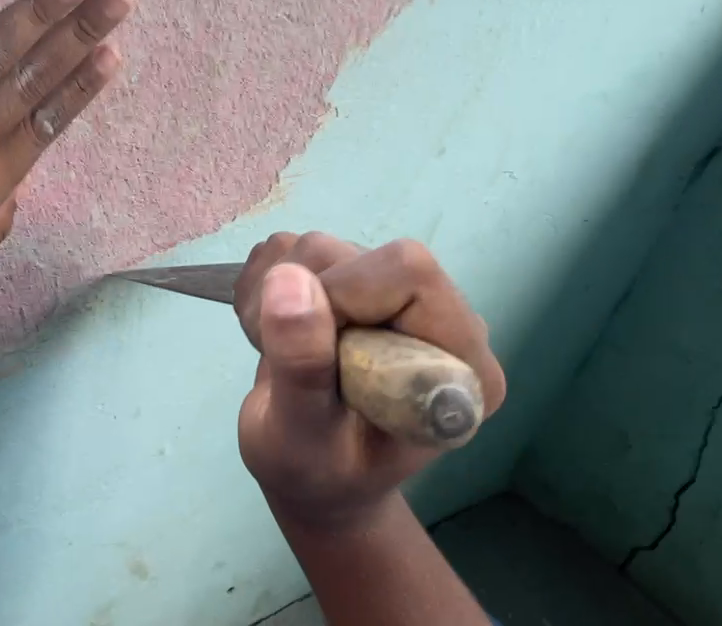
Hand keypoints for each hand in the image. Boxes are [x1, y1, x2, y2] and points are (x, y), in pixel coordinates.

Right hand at [234, 233, 506, 537]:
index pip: (409, 272)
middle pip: (352, 254)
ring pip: (314, 247)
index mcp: (459, 360)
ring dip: (270, 293)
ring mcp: (389, 294)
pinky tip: (274, 330)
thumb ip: (302, 366)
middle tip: (281, 357)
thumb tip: (288, 278)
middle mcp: (435, 316)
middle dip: (298, 298)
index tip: (313, 345)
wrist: (311, 473)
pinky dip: (262, 284)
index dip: (346, 292)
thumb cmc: (317, 472)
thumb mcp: (303, 438)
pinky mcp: (350, 279)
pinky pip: (289, 249)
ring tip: (276, 351)